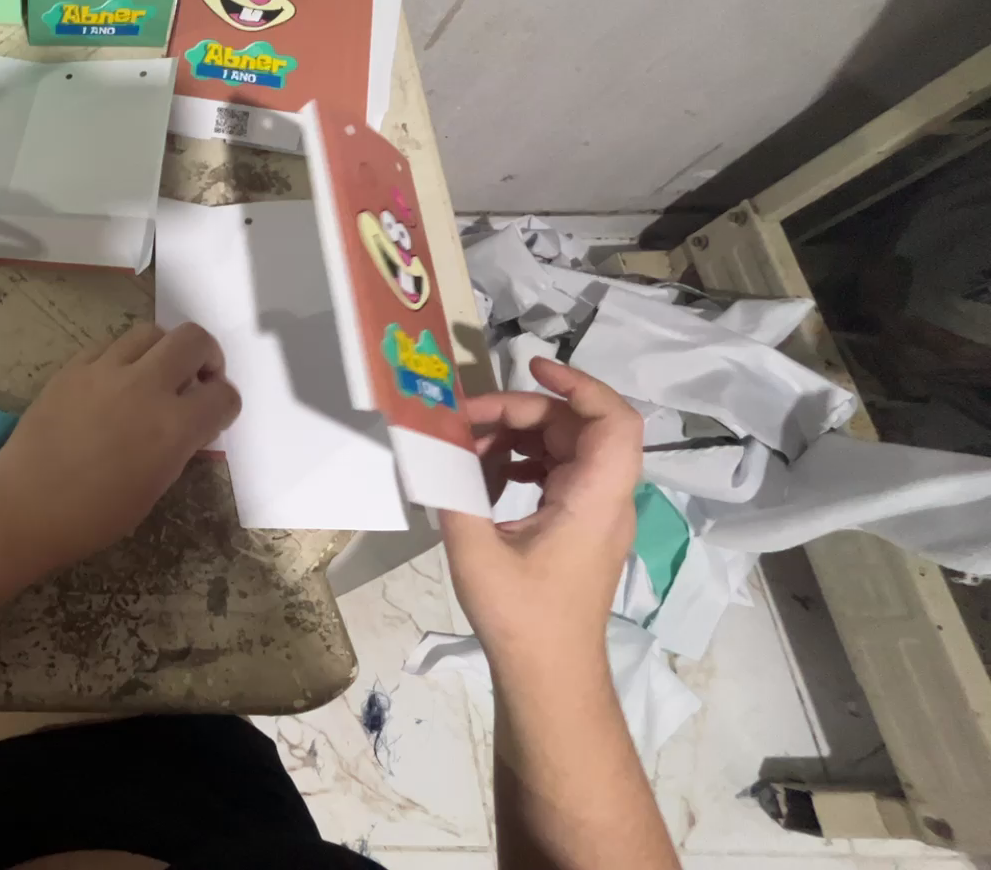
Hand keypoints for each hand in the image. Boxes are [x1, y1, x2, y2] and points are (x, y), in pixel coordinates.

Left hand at [0, 322, 240, 571]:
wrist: (25, 505)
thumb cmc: (94, 516)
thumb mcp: (154, 487)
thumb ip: (179, 446)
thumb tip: (190, 425)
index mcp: (174, 427)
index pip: (224, 395)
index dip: (225, 404)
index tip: (214, 412)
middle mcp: (145, 387)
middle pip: (193, 340)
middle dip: (206, 357)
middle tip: (196, 379)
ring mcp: (105, 370)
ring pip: (150, 332)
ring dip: (163, 350)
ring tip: (154, 375)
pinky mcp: (73, 367)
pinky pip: (109, 344)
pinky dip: (123, 357)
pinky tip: (114, 381)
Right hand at [441, 357, 640, 671]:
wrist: (549, 672)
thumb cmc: (520, 615)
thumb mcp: (474, 550)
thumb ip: (451, 491)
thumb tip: (425, 448)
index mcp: (593, 500)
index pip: (612, 422)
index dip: (578, 384)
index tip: (529, 366)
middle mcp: (603, 499)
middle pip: (576, 427)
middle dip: (517, 412)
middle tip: (462, 422)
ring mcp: (593, 512)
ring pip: (564, 446)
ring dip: (514, 436)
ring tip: (465, 450)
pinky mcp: (577, 524)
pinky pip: (555, 470)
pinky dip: (518, 460)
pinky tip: (481, 477)